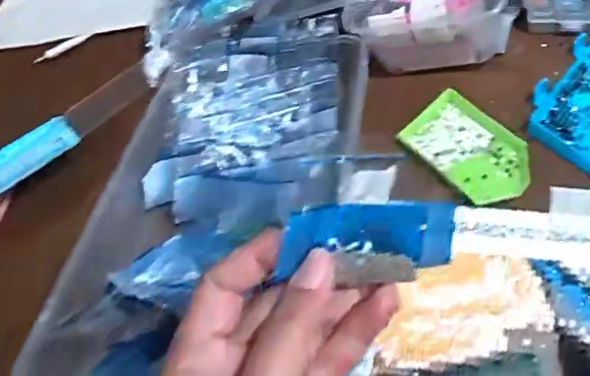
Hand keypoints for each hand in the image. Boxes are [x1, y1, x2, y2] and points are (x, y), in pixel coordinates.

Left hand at [165, 229, 400, 375]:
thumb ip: (287, 333)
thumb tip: (320, 257)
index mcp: (198, 365)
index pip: (223, 289)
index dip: (264, 253)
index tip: (314, 228)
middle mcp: (234, 370)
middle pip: (277, 303)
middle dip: (324, 269)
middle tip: (370, 240)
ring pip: (311, 330)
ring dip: (351, 296)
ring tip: (391, 265)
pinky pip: (330, 362)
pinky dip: (357, 334)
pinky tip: (385, 306)